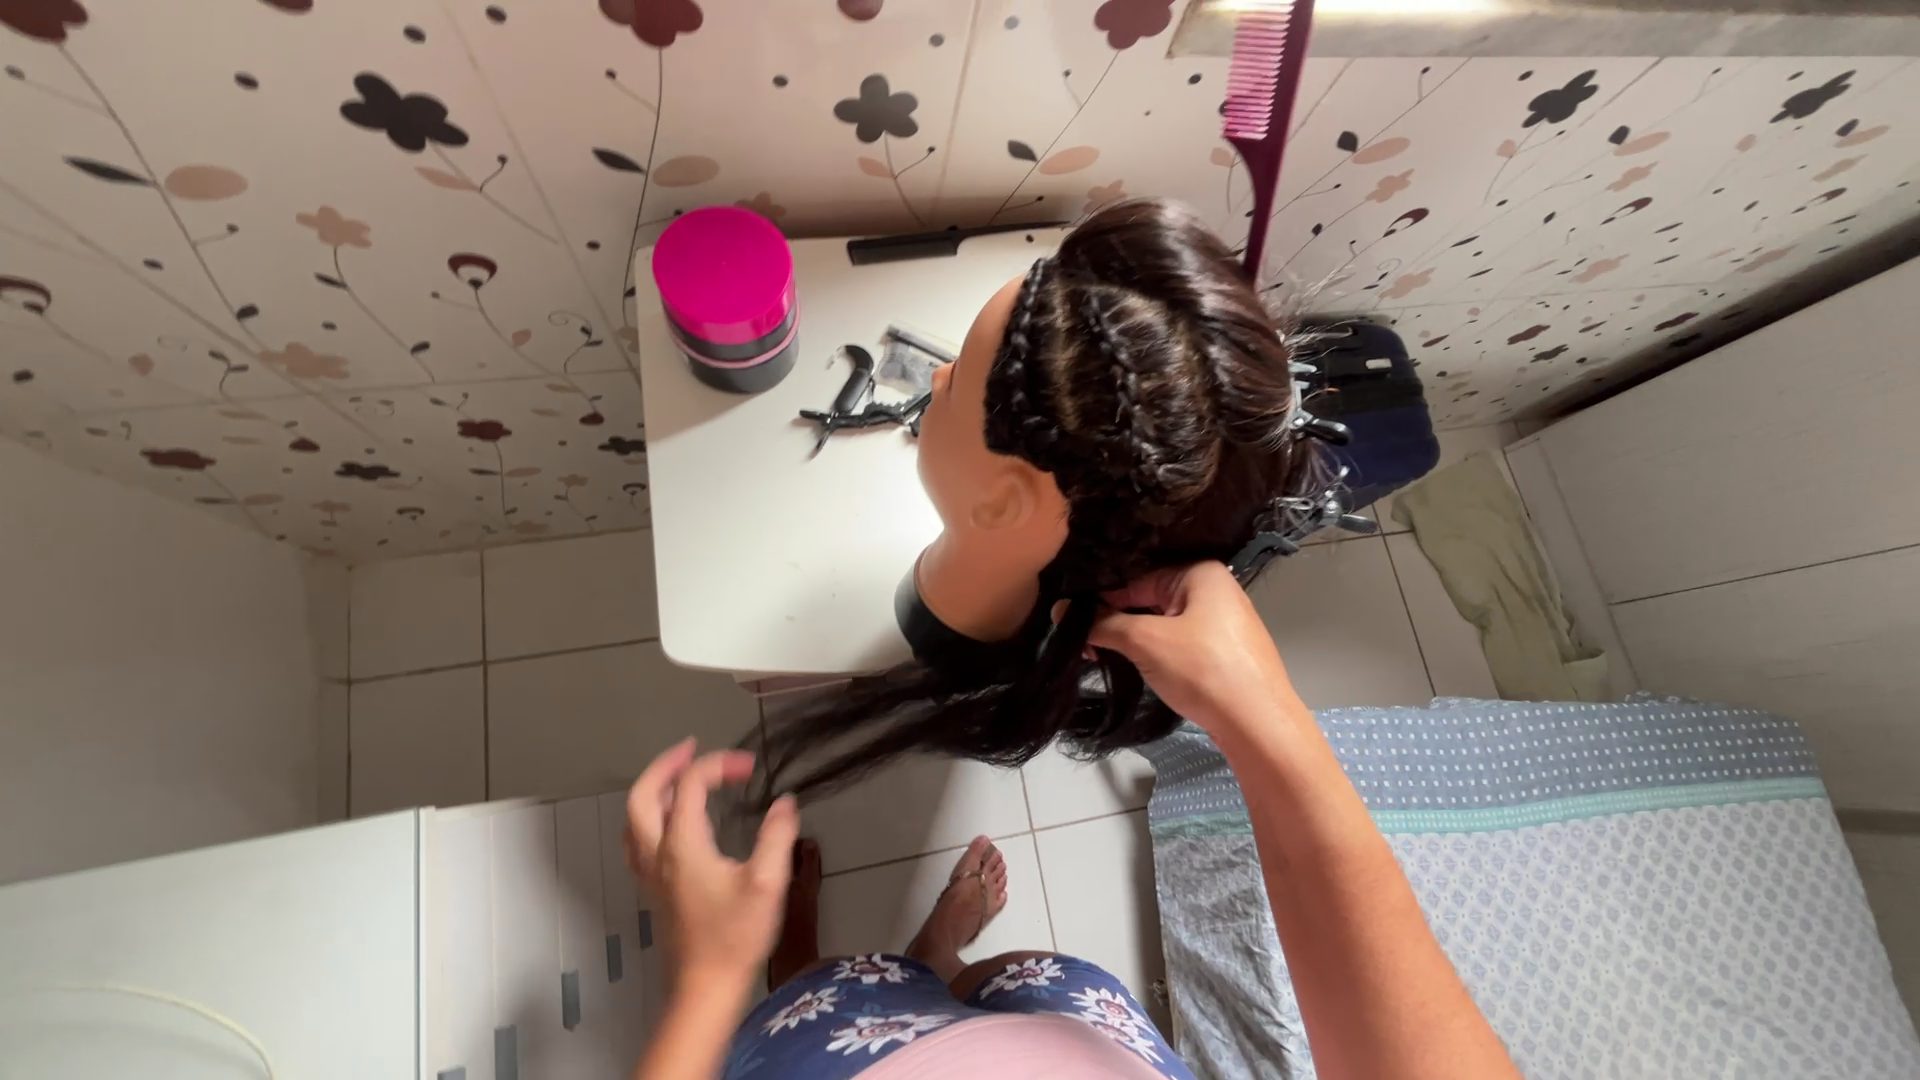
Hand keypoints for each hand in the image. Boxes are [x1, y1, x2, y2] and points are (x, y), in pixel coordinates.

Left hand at [624, 739, 798, 990]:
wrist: (706, 988)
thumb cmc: (736, 936)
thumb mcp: (767, 883)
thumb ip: (777, 836)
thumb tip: (785, 802)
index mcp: (683, 845)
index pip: (690, 785)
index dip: (719, 765)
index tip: (749, 766)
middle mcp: (659, 854)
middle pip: (642, 796)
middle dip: (665, 765)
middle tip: (692, 747)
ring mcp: (652, 873)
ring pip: (635, 818)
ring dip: (655, 788)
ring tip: (681, 774)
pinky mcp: (655, 889)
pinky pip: (640, 839)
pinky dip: (652, 815)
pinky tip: (673, 819)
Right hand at [1086, 561, 1298, 741]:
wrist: (1258, 726)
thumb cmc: (1203, 670)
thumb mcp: (1144, 641)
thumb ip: (1101, 623)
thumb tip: (1061, 611)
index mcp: (1199, 572)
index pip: (1134, 577)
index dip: (1098, 598)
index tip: (1068, 620)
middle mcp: (1212, 589)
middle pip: (1146, 597)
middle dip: (1112, 620)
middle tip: (1080, 643)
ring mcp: (1220, 622)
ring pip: (1160, 621)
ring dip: (1128, 638)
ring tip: (1096, 655)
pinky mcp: (1221, 652)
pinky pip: (1175, 641)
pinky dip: (1150, 650)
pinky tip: (1128, 664)